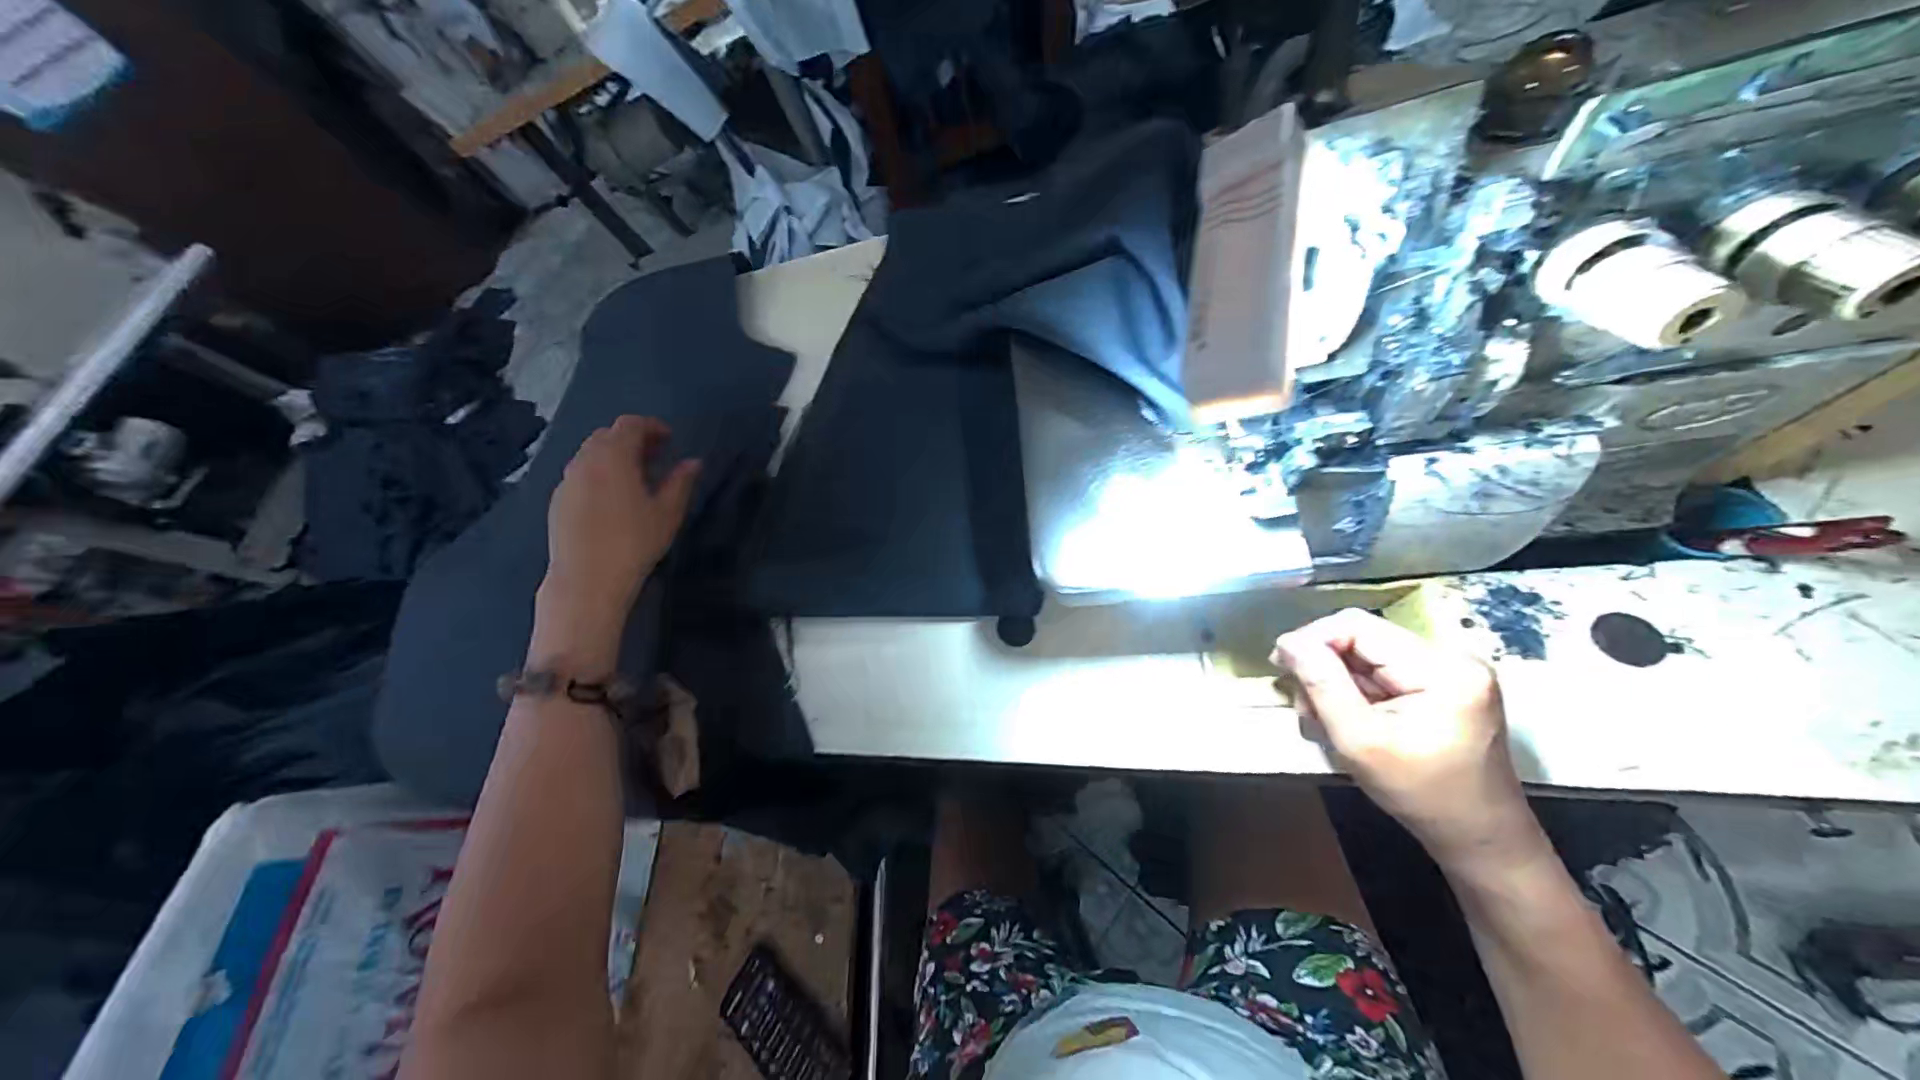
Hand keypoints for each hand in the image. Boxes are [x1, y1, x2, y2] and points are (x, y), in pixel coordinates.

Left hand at [536, 417, 700, 657]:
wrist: (586, 580)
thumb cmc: (634, 543)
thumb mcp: (667, 513)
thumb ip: (680, 482)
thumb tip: (692, 462)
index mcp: (613, 457)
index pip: (630, 425)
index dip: (652, 426)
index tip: (669, 439)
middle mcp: (585, 461)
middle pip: (607, 435)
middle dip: (632, 439)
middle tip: (655, 456)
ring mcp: (567, 481)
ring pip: (591, 454)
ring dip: (614, 456)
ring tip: (636, 478)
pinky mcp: (558, 500)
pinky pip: (580, 474)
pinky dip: (599, 473)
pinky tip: (612, 498)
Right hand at [1272, 608, 1539, 872]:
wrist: (1477, 838)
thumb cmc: (1420, 794)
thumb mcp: (1358, 740)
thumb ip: (1322, 684)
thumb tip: (1288, 642)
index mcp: (1442, 668)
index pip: (1358, 626)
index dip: (1312, 640)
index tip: (1279, 664)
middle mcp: (1452, 658)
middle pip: (1363, 638)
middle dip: (1322, 666)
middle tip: (1302, 703)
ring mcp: (1450, 672)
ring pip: (1368, 655)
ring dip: (1335, 681)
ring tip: (1321, 717)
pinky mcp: (1444, 686)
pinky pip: (1383, 672)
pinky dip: (1355, 691)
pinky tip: (1345, 717)